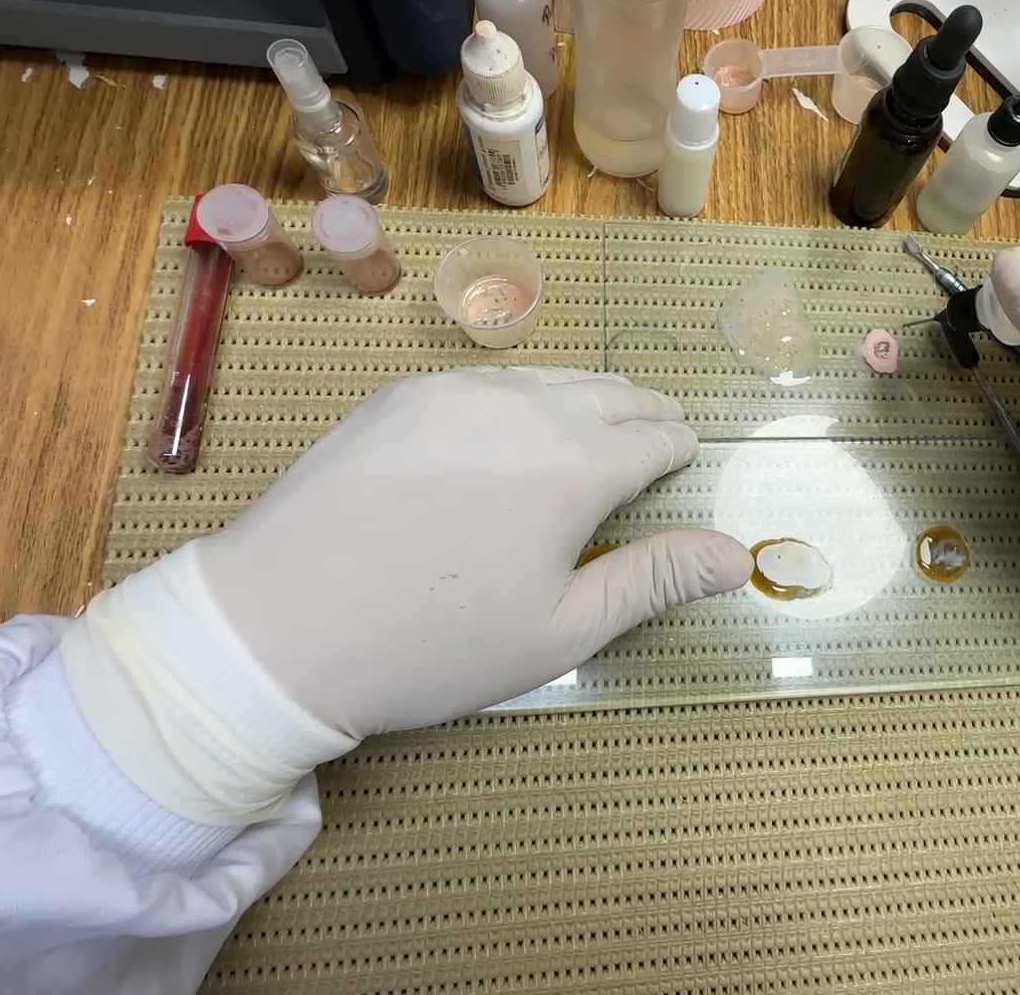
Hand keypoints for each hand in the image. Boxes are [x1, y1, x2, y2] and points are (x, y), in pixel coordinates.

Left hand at [62, 368, 751, 822]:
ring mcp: (461, 391)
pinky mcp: (407, 392)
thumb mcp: (563, 629)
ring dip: (592, 394)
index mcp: (578, 467)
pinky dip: (529, 391)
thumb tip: (741, 557)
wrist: (278, 625)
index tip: (688, 452)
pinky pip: (493, 377)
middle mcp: (529, 409)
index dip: (679, 447)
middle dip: (647, 410)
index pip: (656, 440)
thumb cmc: (436, 642)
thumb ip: (656, 579)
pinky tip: (521, 414)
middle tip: (663, 423)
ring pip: (554, 376)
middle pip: (613, 394)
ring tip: (607, 410)